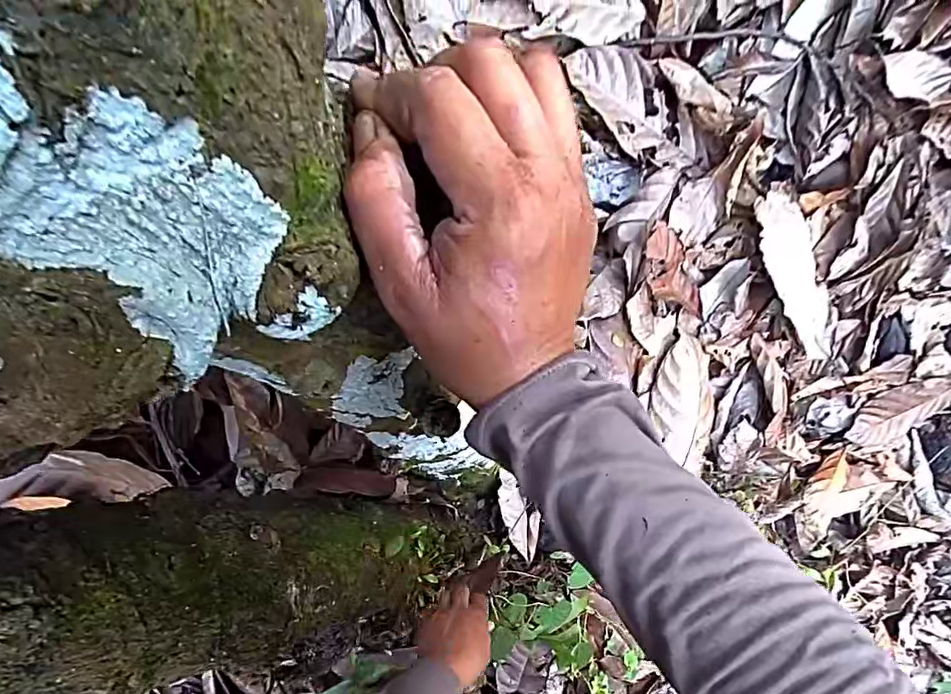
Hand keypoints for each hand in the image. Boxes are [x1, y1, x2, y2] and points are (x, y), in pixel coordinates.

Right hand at [345, 34, 595, 405]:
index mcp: (500, 202)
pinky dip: (520, 99)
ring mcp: (571, 180)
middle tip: (411, 118)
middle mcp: (546, 177)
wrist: (530, 376)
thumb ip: (375, 200)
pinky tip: (491, 136)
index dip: (393, 94)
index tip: (374, 118)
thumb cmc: (470, 343)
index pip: (440, 96)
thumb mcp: (402, 286)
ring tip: (454, 117)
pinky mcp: (579, 188)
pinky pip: (557, 107)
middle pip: (490, 61)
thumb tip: (371, 131)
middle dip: (436, 74)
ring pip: (534, 69)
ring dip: (485, 75)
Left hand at [416, 584, 491, 684]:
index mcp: (476, 615)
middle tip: (463, 591)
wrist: (442, 670)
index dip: (478, 598)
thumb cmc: (465, 664)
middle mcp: (458, 610)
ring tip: (448, 597)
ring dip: (447, 595)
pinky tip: (435, 615)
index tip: (477, 600)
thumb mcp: (484, 651)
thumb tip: (484, 630)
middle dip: (463, 590)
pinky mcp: (426, 621)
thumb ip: (484, 635)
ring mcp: (441, 614)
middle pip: (461, 590)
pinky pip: (430, 609)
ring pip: (444, 595)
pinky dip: (434, 611)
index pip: (479, 597)